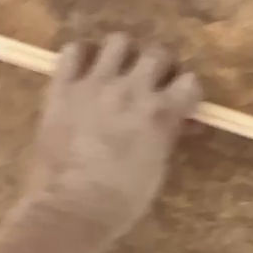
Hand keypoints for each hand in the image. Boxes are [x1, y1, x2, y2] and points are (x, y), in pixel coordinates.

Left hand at [16, 32, 203, 247]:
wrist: (69, 210)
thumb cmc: (119, 203)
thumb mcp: (155, 171)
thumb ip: (166, 137)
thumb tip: (180, 123)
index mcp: (160, 114)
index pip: (190, 83)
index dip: (188, 94)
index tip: (183, 105)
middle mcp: (131, 90)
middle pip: (158, 54)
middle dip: (161, 68)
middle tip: (153, 86)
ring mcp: (94, 84)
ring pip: (118, 42)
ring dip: (124, 55)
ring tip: (118, 74)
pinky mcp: (62, 88)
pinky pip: (73, 51)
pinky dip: (82, 57)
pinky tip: (84, 73)